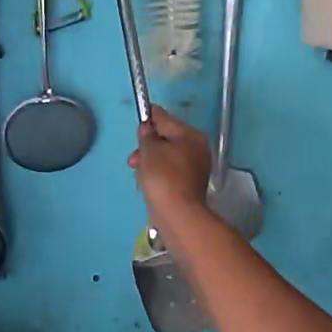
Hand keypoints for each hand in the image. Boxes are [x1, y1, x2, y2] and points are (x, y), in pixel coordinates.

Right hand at [128, 105, 210, 228]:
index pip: (164, 118)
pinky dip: (157, 175)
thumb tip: (147, 128)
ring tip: (139, 175)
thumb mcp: (149, 150)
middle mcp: (197, 148)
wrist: (177, 213)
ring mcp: (195, 167)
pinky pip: (169, 172)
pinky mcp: (189, 184)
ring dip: (149, 162)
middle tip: (134, 159)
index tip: (136, 126)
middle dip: (147, 147)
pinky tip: (147, 184)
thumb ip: (146, 134)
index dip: (147, 119)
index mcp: (190, 135)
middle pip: (165, 138)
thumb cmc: (163, 177)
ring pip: (165, 156)